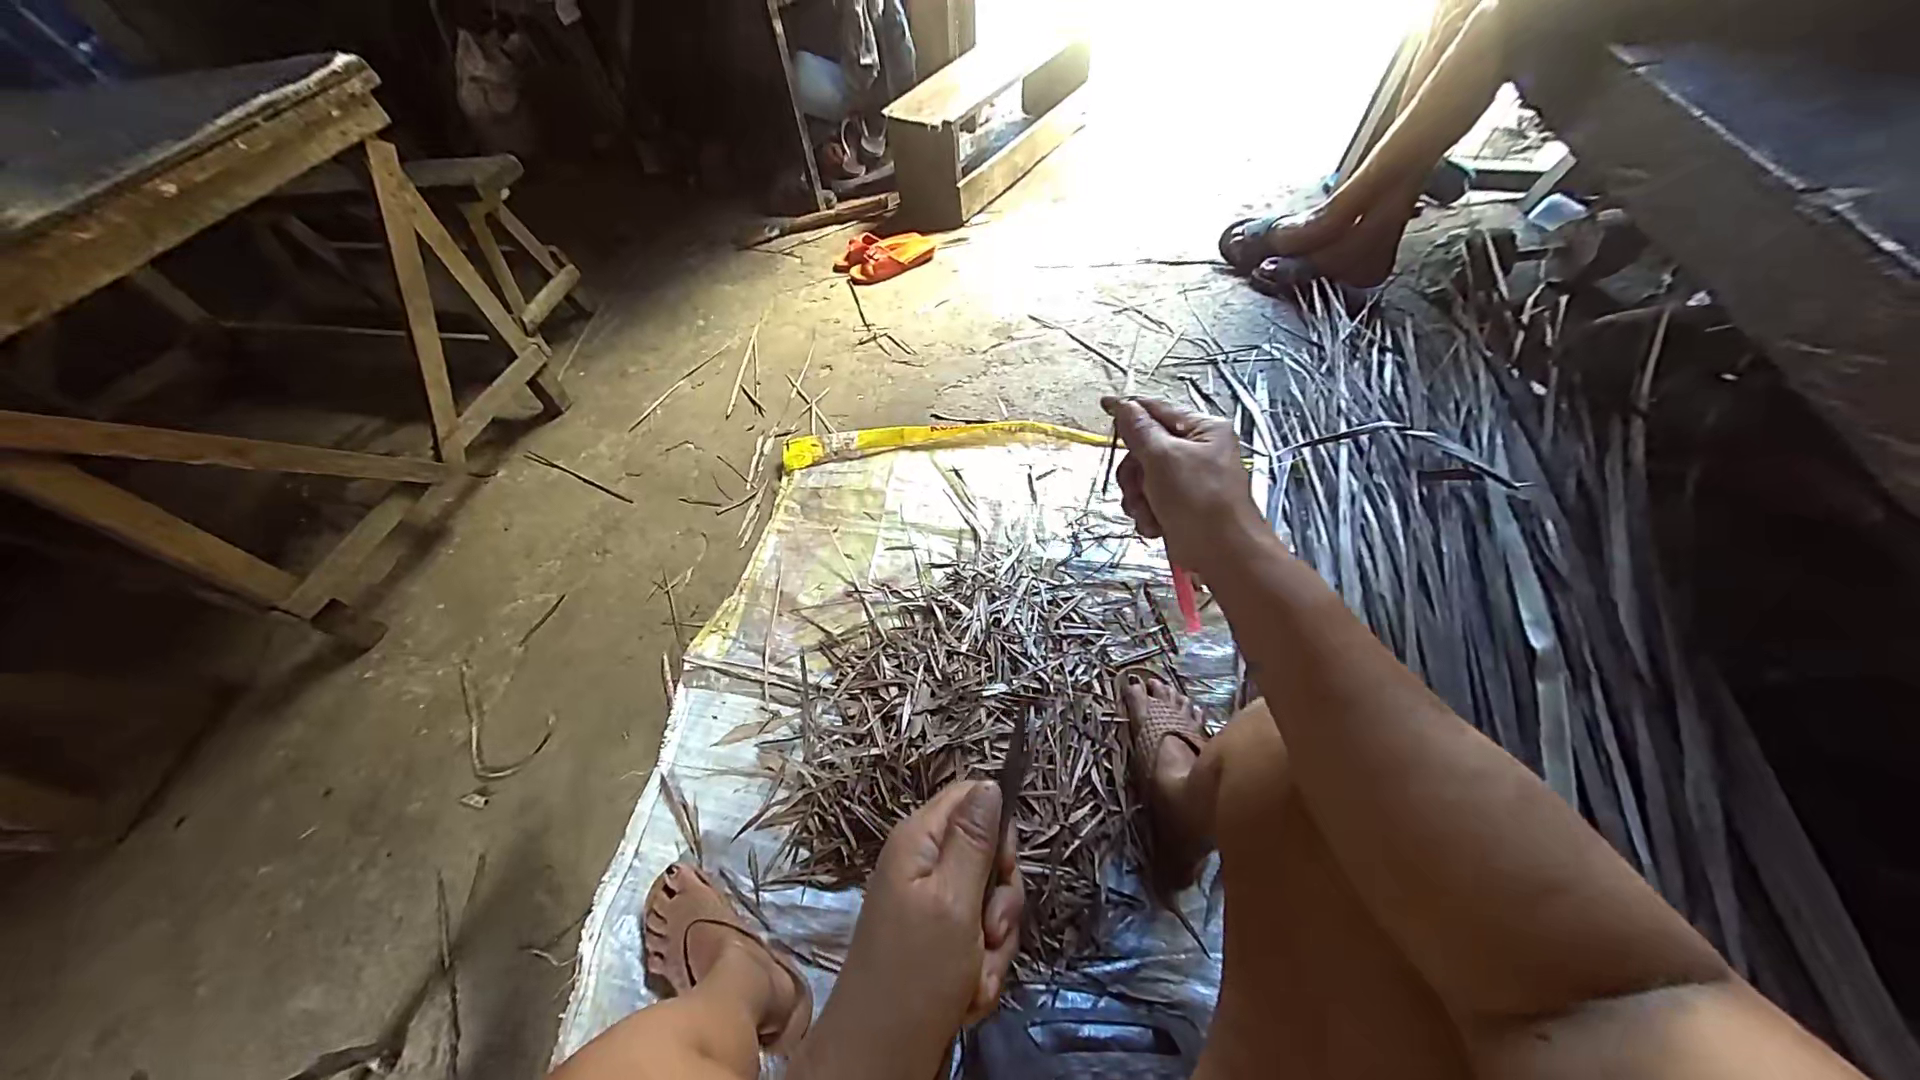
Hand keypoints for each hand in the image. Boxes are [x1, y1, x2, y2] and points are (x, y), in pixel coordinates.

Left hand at [792, 780, 1022, 1078]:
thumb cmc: (917, 975)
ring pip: (990, 899)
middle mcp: (924, 862)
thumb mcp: (955, 901)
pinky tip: (969, 993)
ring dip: (994, 941)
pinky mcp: (939, 937)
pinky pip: (980, 935)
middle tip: (989, 931)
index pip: (970, 795)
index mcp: (919, 839)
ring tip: (976, 974)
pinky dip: (983, 964)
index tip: (1005, 866)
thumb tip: (991, 783)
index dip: (998, 825)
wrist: (880, 1061)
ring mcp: (931, 902)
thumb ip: (976, 840)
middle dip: (1000, 898)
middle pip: (988, 851)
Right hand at [1101, 396, 1262, 576]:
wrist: (1224, 554)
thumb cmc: (1199, 501)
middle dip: (1134, 473)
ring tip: (1149, 513)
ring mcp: (1188, 479)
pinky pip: (1150, 500)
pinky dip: (1148, 514)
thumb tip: (1124, 405)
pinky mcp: (1180, 505)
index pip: (1157, 410)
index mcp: (1202, 430)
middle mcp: (1196, 451)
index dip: (1129, 410)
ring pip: (1142, 478)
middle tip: (1137, 488)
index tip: (1104, 405)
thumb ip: (1140, 430)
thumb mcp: (1163, 458)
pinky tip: (1156, 526)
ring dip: (1138, 498)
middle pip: (1144, 449)